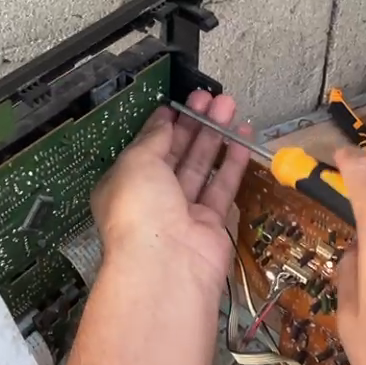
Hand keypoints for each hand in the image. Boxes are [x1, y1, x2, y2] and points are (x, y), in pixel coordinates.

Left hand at [90, 90, 252, 294]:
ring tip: (230, 107)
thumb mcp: (137, 162)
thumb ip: (154, 138)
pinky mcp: (210, 224)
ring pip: (201, 167)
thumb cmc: (139, 213)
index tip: (180, 102)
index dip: (164, 124)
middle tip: (211, 98)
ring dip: (215, 136)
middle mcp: (151, 199)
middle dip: (194, 124)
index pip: (146, 148)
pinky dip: (232, 162)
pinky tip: (242, 138)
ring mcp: (181, 212)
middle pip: (176, 154)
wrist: (167, 267)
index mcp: (124, 184)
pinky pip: (221, 187)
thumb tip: (163, 120)